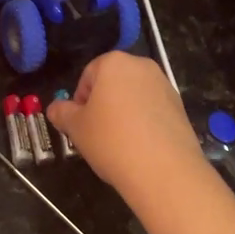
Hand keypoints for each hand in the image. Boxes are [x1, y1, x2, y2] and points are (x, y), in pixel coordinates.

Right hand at [48, 52, 204, 202]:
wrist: (164, 170)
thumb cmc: (112, 141)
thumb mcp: (77, 128)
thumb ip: (62, 113)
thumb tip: (54, 107)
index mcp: (114, 63)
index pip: (88, 74)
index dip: (80, 100)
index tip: (80, 124)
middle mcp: (141, 66)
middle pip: (114, 82)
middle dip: (103, 104)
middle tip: (97, 134)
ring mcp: (164, 85)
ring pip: (134, 96)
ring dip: (124, 113)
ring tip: (119, 144)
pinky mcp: (180, 106)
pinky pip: (153, 110)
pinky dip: (144, 123)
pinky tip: (140, 148)